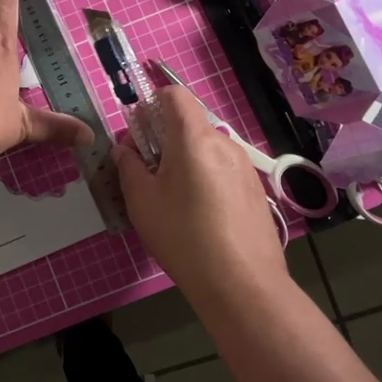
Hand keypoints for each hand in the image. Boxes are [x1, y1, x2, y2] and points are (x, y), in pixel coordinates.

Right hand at [116, 85, 286, 296]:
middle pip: (190, 124)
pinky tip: (200, 215)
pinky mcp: (256, 191)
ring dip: (186, 160)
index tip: (139, 131)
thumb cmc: (184, 238)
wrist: (244, 287)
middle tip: (147, 172)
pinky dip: (206, 178)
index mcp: (193, 138)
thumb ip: (129, 167)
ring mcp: (245, 167)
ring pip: (207, 148)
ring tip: (173, 198)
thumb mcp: (142, 202)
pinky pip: (223, 170)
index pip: (175, 95)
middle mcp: (224, 143)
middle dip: (165, 138)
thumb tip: (125, 151)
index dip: (153, 102)